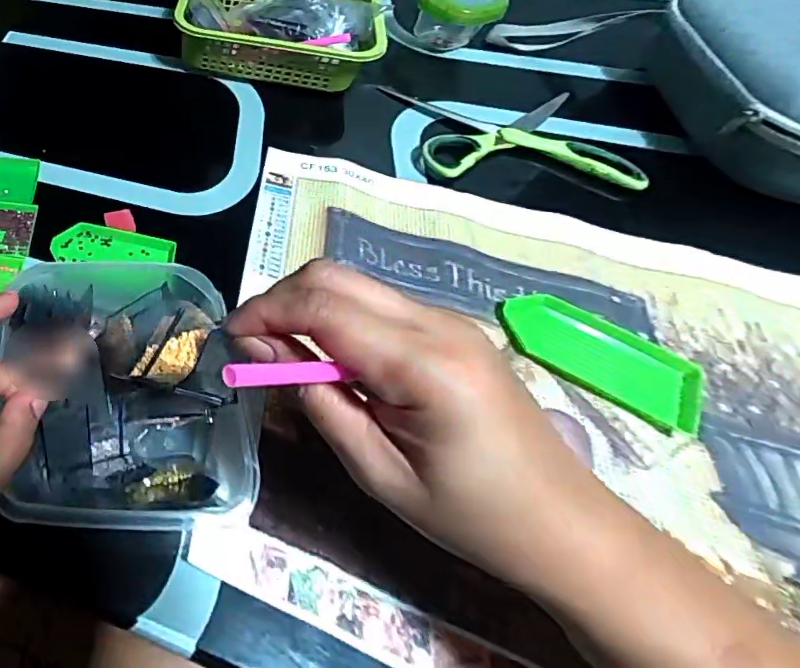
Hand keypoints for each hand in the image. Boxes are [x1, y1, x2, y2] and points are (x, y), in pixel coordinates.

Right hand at [227, 261, 799, 667]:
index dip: (266, 312)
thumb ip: (318, 400)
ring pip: (353, 282)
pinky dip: (337, 315)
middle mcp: (435, 320)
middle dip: (281, 299)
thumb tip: (264, 350)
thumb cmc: (472, 516)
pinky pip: (376, 302)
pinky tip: (330, 354)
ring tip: (284, 351)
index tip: (232, 339)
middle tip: (253, 343)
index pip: (322, 305)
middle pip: (334, 275)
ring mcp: (446, 317)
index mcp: (422, 361)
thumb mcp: (378, 473)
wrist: (567, 525)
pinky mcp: (449, 325)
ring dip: (307, 304)